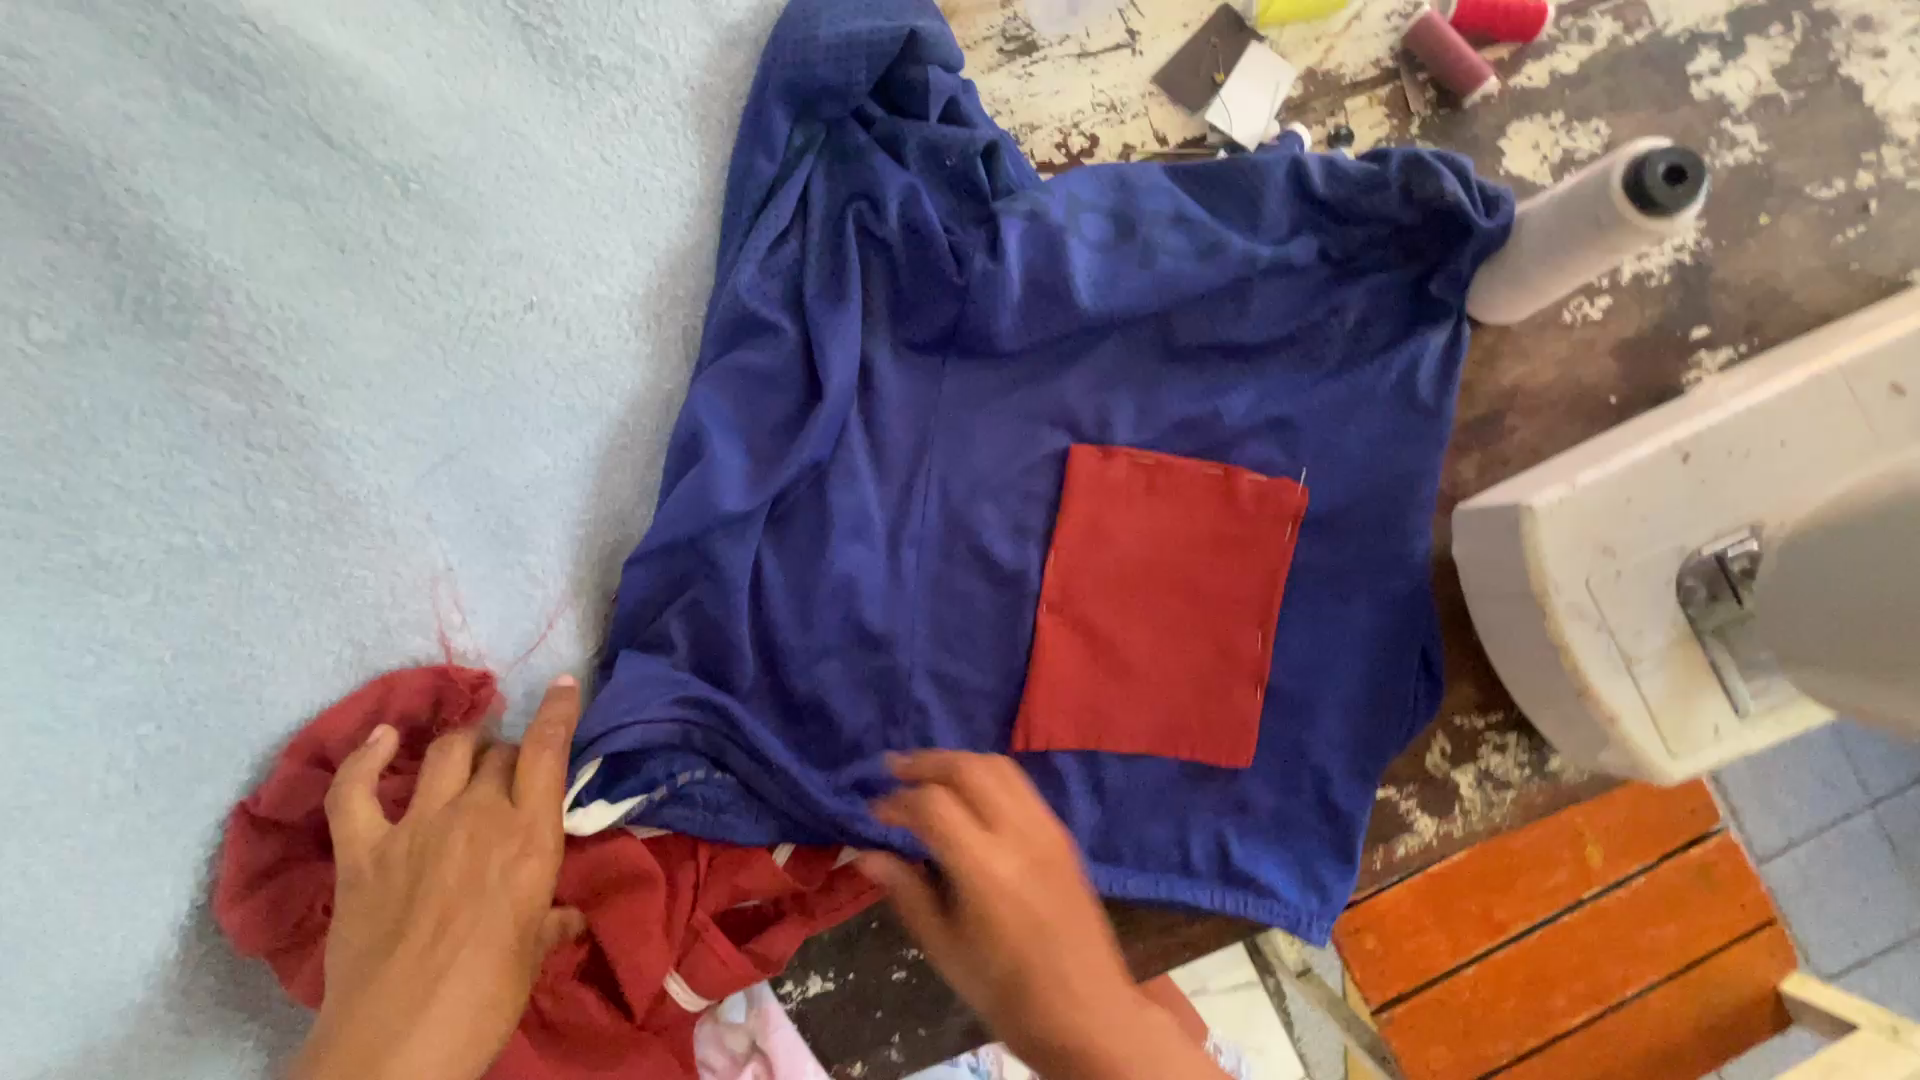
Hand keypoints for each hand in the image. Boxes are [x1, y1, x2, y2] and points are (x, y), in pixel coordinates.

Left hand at [290, 676, 587, 1079]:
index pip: (547, 751)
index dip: (558, 711)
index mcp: (530, 836)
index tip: (564, 684)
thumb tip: (567, 919)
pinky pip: (356, 791)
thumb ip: (552, 921)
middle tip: (511, 768)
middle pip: (497, 752)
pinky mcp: (363, 852)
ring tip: (467, 745)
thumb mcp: (535, 950)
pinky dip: (367, 759)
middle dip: (508, 750)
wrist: (398, 1042)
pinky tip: (383, 740)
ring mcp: (416, 828)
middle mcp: (478, 815)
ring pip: (444, 753)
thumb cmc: (488, 994)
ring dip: (461, 742)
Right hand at [858, 752, 1224, 1079]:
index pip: (932, 805)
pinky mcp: (1061, 832)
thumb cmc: (1006, 993)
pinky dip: (985, 774)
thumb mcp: (945, 949)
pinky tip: (967, 792)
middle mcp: (1019, 834)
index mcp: (985, 868)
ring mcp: (1046, 828)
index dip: (896, 801)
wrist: (1087, 1012)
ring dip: (957, 761)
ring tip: (926, 773)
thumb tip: (866, 853)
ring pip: (998, 766)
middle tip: (892, 769)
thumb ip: (906, 892)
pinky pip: (1019, 784)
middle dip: (925, 762)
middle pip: (967, 768)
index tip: (873, 811)